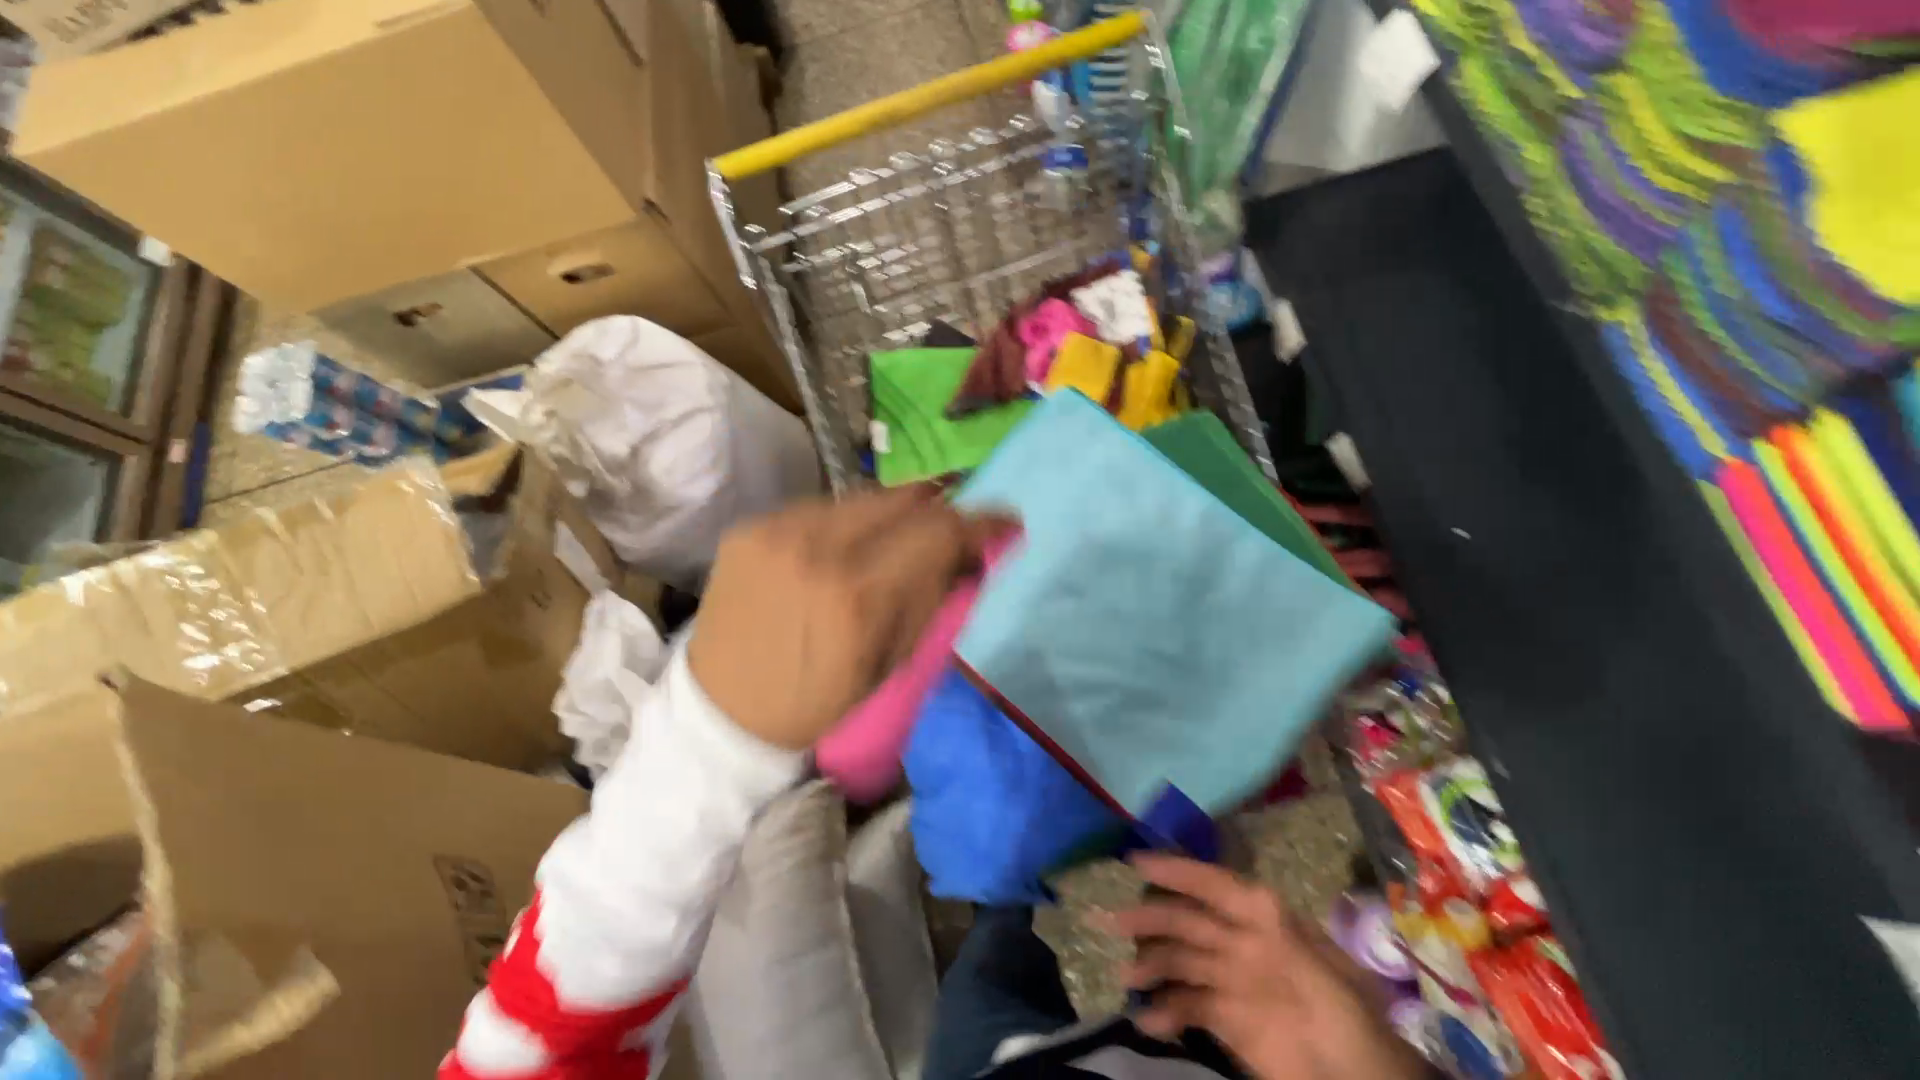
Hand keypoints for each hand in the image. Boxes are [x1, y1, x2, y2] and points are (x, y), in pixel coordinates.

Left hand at [688, 486, 1013, 749]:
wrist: (723, 709)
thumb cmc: (815, 701)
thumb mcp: (889, 663)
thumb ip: (932, 598)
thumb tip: (969, 553)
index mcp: (858, 597)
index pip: (937, 531)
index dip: (979, 522)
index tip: (1005, 522)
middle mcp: (817, 549)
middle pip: (903, 498)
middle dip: (937, 511)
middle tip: (951, 531)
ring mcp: (777, 530)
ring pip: (862, 497)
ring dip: (891, 515)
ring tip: (894, 543)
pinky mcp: (750, 525)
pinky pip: (820, 508)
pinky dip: (844, 524)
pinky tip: (841, 550)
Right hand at [1111, 854, 1426, 1079]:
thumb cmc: (1351, 1019)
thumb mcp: (1323, 968)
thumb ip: (1280, 934)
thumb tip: (1249, 897)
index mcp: (1266, 919)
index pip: (1213, 884)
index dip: (1177, 871)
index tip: (1135, 863)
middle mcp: (1242, 940)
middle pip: (1186, 921)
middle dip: (1148, 916)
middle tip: (1108, 921)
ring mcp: (1232, 979)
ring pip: (1179, 960)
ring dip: (1150, 964)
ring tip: (1126, 979)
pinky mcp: (1226, 1019)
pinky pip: (1186, 1006)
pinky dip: (1164, 1010)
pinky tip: (1148, 1020)